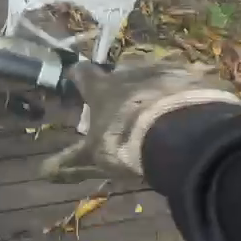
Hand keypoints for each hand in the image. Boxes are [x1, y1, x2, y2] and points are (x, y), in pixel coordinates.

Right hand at [41, 57, 240, 179]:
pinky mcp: (199, 77)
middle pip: (124, 68)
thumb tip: (41, 172)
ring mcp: (168, 70)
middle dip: (124, 78)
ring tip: (163, 101)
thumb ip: (70, 161)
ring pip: (158, 70)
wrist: (182, 134)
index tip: (77, 78)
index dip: (80, 77)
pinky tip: (194, 104)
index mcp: (103, 88)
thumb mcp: (94, 156)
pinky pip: (193, 79)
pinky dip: (190, 90)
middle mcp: (132, 72)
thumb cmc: (125, 141)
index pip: (84, 74)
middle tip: (127, 96)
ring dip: (158, 82)